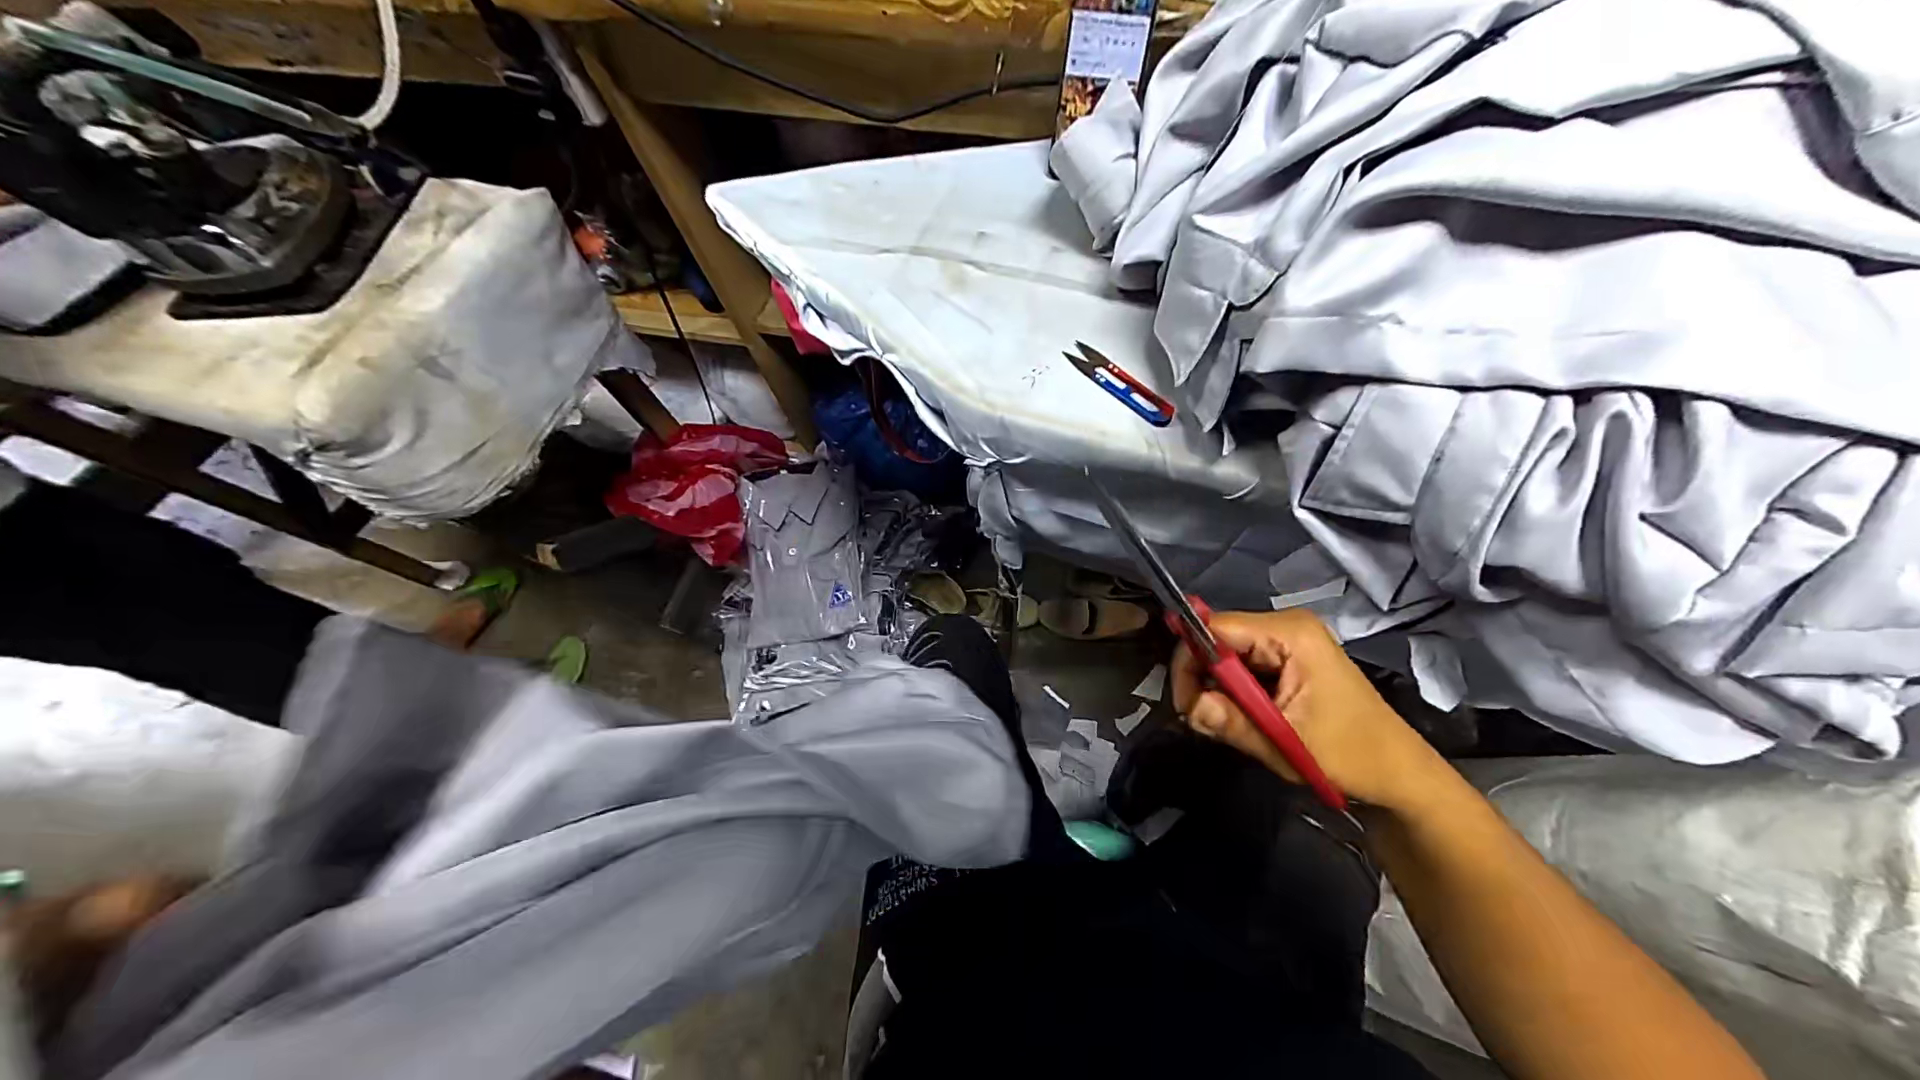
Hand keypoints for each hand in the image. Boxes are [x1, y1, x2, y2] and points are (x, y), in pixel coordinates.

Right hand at [1170, 608, 1445, 812]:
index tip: (1184, 704)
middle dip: (1202, 679)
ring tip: (1223, 724)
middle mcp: (1285, 628)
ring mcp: (1286, 643)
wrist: (1399, 774)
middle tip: (1201, 721)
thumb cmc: (1351, 755)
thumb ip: (1232, 721)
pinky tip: (1239, 717)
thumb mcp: (1285, 743)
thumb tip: (1189, 708)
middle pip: (1217, 639)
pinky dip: (1232, 693)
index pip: (1215, 628)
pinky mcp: (1286, 660)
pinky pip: (1241, 667)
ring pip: (1225, 656)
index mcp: (1290, 634)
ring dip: (1217, 690)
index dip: (1191, 660)